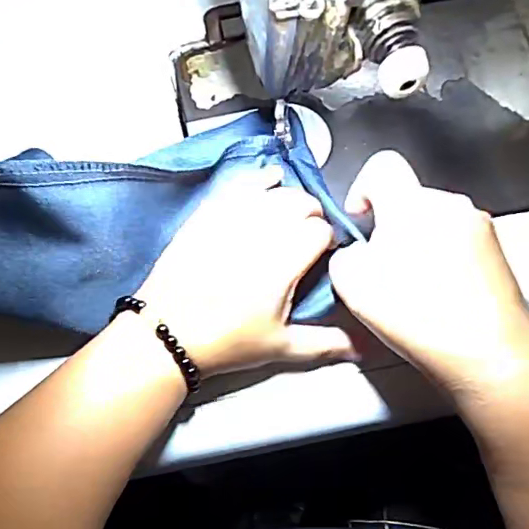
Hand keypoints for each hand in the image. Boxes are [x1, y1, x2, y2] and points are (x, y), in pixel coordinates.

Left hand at [131, 167, 355, 375]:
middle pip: (302, 203)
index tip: (323, 257)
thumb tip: (360, 347)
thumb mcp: (280, 347)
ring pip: (275, 190)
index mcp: (285, 260)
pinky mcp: (209, 213)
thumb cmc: (225, 342)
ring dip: (289, 200)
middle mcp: (262, 230)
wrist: (167, 334)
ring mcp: (232, 217)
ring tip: (289, 218)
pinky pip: (242, 184)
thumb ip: (325, 342)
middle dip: (312, 218)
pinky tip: (266, 183)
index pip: (322, 231)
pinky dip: (259, 181)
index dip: (328, 243)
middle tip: (307, 239)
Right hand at [328, 152, 528, 397]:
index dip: (360, 188)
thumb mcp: (353, 287)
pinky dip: (443, 261)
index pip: (381, 166)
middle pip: (408, 201)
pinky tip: (440, 297)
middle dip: (390, 228)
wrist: (488, 349)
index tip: (359, 220)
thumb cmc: (420, 316)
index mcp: (411, 205)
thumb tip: (355, 253)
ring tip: (413, 291)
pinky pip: (457, 243)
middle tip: (381, 270)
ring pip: (434, 223)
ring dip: (418, 246)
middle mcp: (449, 204)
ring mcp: (478, 226)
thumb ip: (343, 256)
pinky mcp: (496, 250)